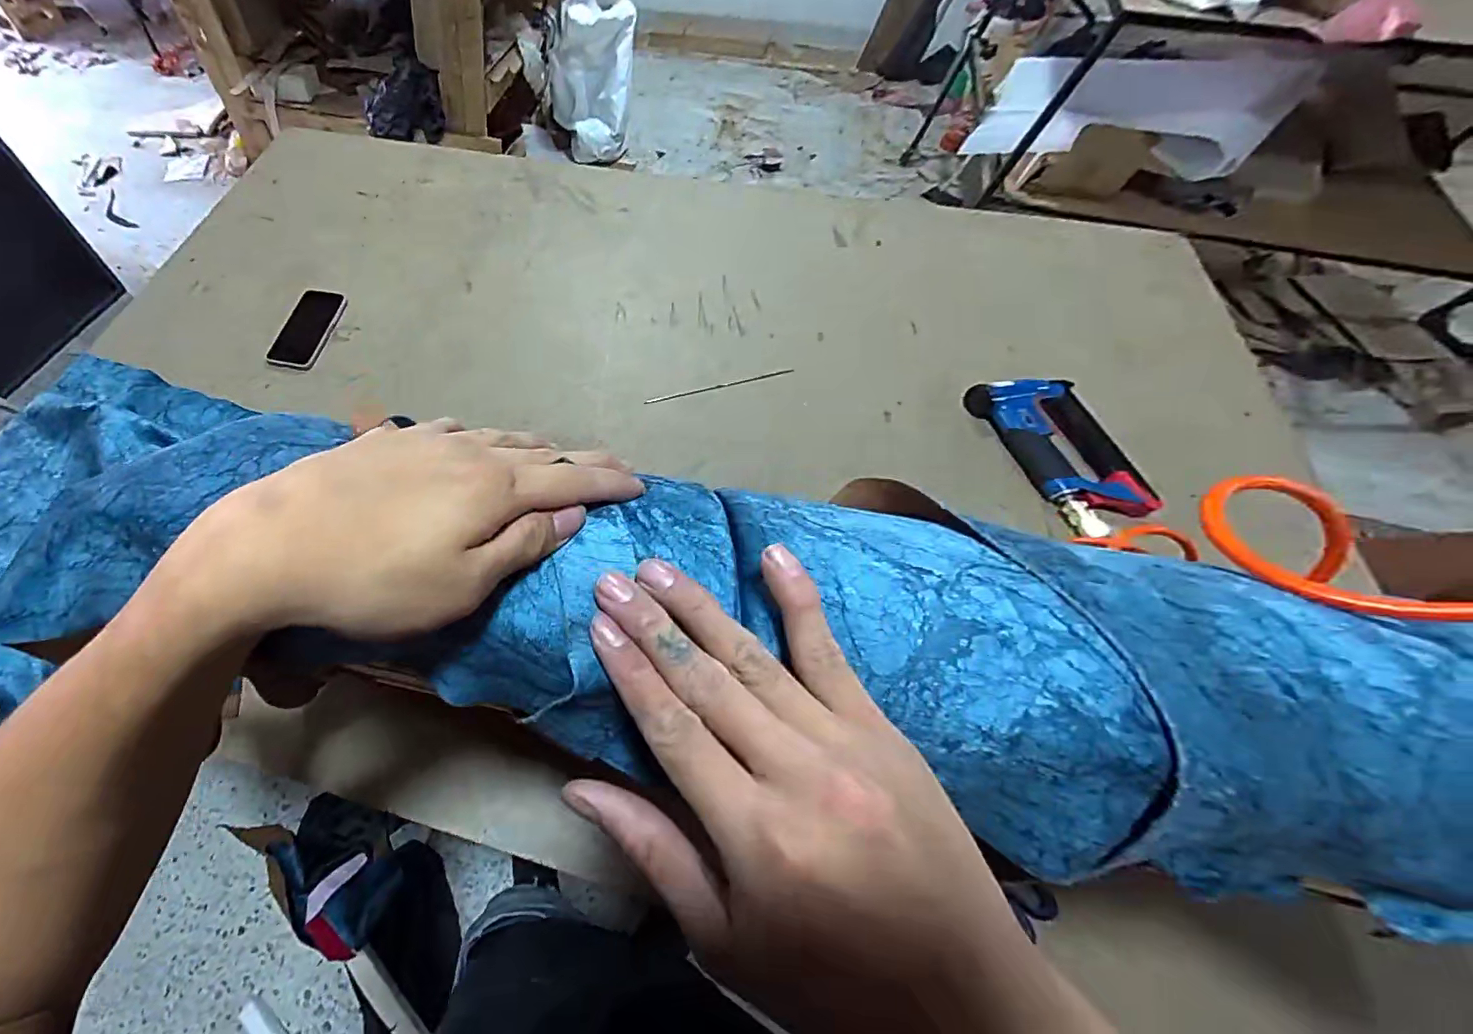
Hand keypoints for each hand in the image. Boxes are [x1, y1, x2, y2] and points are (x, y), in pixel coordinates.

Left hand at [145, 418, 642, 639]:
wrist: (273, 544)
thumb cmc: (375, 582)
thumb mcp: (461, 585)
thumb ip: (520, 545)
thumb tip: (568, 514)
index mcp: (493, 489)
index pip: (569, 480)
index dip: (607, 482)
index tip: (639, 482)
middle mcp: (466, 451)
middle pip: (537, 451)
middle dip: (579, 459)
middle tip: (611, 463)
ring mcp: (422, 440)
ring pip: (494, 436)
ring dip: (532, 446)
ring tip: (553, 451)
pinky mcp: (383, 442)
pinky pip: (449, 431)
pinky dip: (478, 437)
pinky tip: (471, 438)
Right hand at [565, 548, 1110, 1032]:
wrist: (965, 996)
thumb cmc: (827, 976)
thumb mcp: (724, 939)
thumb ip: (653, 852)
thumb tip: (579, 788)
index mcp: (755, 833)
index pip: (673, 729)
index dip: (631, 672)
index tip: (599, 624)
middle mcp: (798, 775)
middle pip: (707, 682)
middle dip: (652, 625)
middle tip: (614, 580)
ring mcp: (847, 743)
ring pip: (756, 659)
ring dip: (702, 608)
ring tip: (660, 569)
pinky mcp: (883, 731)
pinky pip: (832, 655)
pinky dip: (800, 601)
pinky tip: (775, 556)